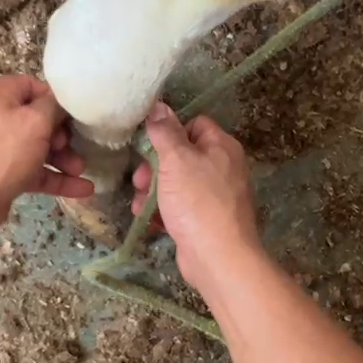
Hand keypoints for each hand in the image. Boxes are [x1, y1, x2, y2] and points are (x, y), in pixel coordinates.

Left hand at [0, 76, 93, 238]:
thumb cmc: (2, 153)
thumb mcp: (34, 122)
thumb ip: (53, 106)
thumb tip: (60, 102)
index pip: (32, 86)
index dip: (55, 99)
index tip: (73, 114)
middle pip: (38, 120)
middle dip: (63, 135)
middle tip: (74, 146)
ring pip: (38, 148)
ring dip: (63, 159)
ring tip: (80, 170)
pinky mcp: (3, 175)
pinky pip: (34, 171)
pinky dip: (56, 178)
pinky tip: (82, 189)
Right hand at [132, 103, 263, 290]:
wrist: (218, 257)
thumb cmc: (197, 202)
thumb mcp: (177, 160)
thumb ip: (166, 132)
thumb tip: (159, 105)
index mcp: (222, 147)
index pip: (195, 124)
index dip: (171, 132)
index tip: (151, 146)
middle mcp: (223, 167)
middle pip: (182, 155)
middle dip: (155, 167)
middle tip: (139, 180)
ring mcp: (216, 196)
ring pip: (178, 183)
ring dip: (154, 191)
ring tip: (139, 203)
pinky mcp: (207, 220)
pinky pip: (181, 207)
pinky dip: (164, 211)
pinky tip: (149, 220)